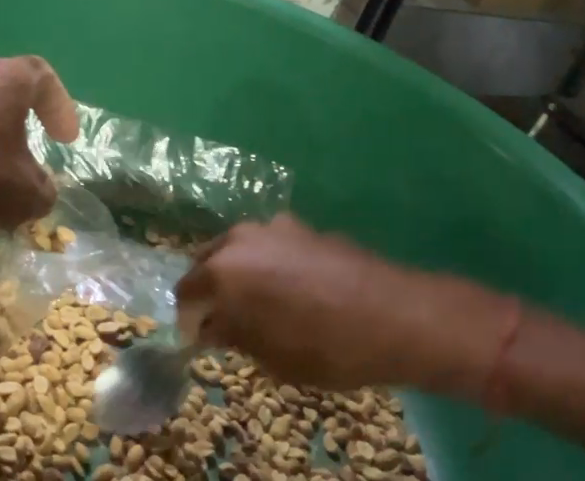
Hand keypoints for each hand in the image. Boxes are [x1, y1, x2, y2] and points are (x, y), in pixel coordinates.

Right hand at [176, 216, 513, 396]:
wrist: (398, 316)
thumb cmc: (327, 347)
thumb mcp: (272, 358)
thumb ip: (233, 336)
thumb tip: (211, 326)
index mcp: (222, 270)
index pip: (186, 291)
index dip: (190, 317)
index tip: (200, 337)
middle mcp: (240, 238)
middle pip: (209, 260)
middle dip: (212, 288)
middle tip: (226, 318)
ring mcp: (274, 227)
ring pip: (242, 249)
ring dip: (241, 272)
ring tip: (262, 303)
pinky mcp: (304, 227)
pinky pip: (273, 246)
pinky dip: (271, 264)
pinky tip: (295, 290)